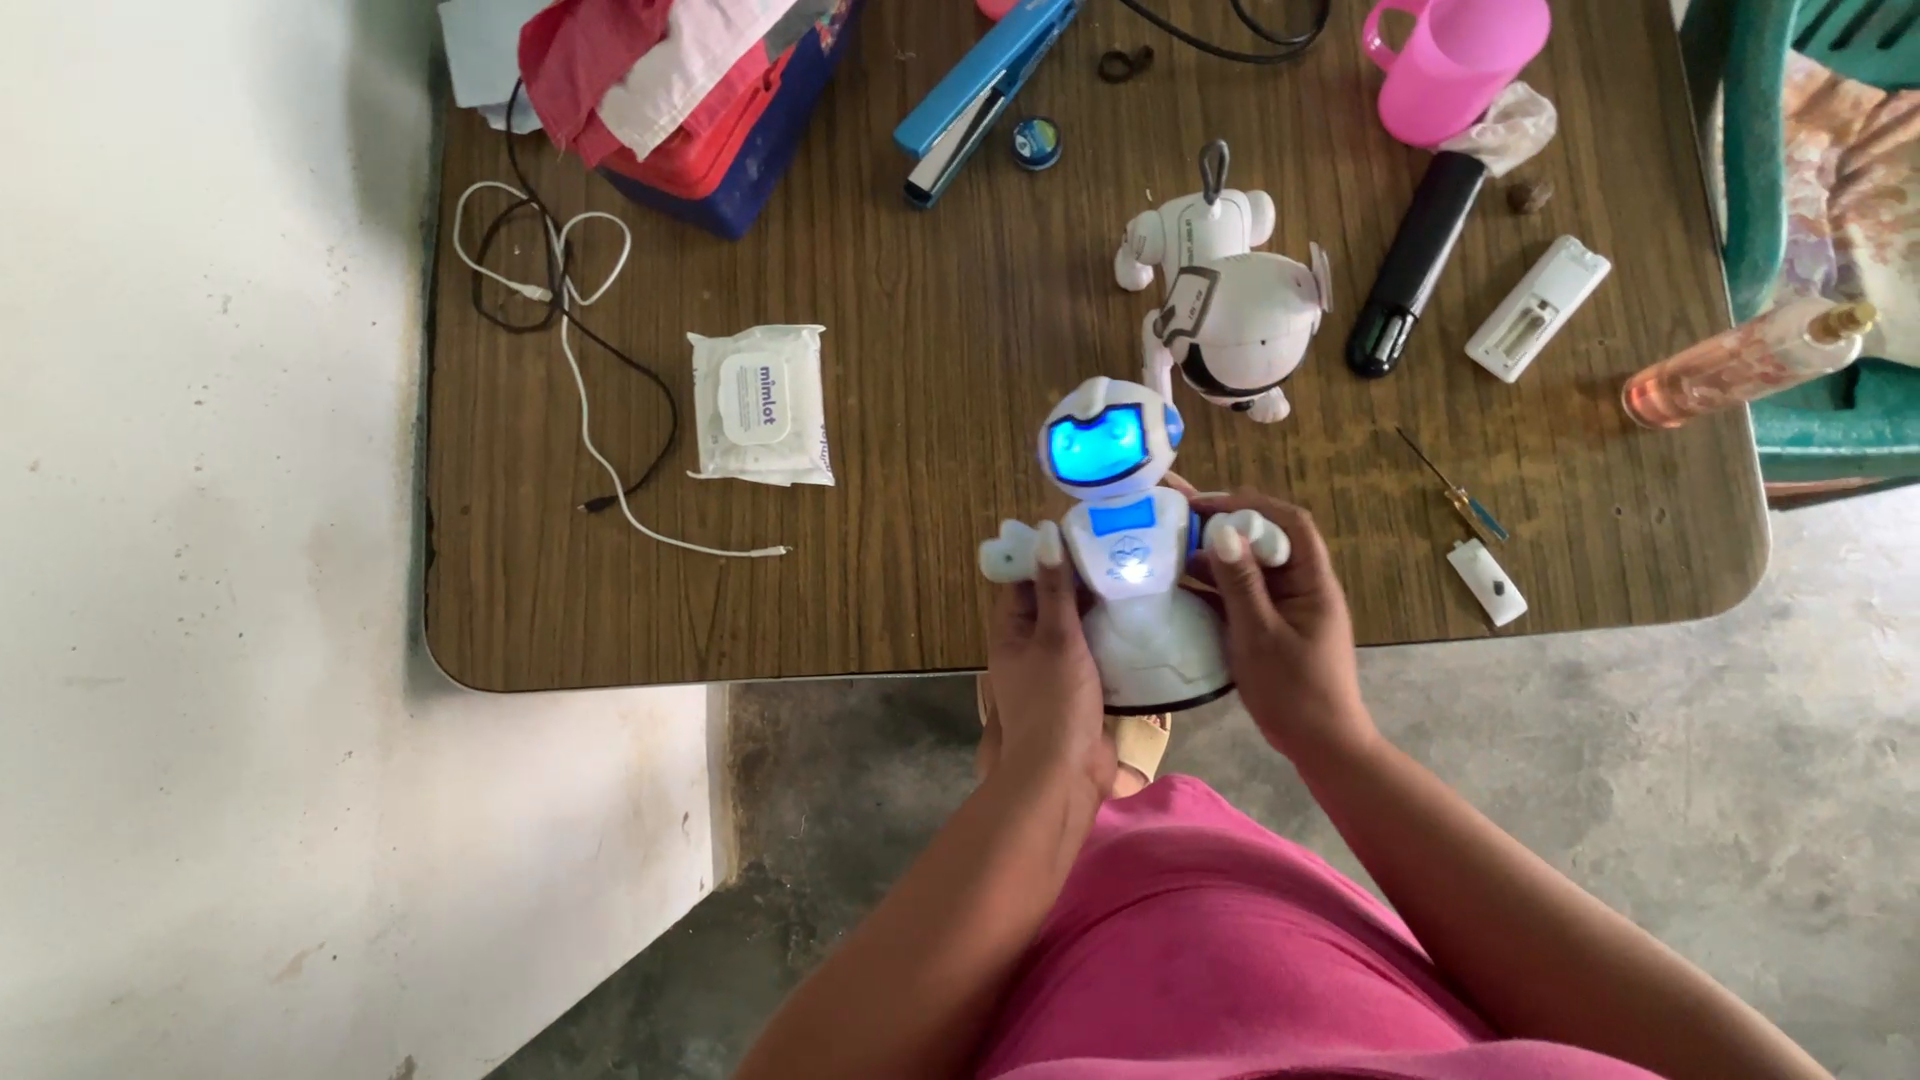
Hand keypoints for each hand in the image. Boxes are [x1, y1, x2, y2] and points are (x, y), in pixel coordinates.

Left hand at [985, 525, 1115, 798]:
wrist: (1064, 772)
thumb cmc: (1054, 701)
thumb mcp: (1055, 638)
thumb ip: (1054, 589)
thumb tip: (1045, 534)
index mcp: (1010, 631)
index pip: (1023, 579)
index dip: (1046, 552)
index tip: (1079, 527)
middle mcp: (1029, 645)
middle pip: (1052, 600)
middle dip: (1078, 576)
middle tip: (1116, 545)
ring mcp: (1056, 667)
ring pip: (1076, 624)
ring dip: (1099, 604)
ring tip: (1133, 571)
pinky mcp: (1083, 686)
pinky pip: (1095, 650)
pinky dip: (1111, 633)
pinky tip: (1140, 615)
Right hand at [1168, 479, 1377, 769]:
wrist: (1320, 744)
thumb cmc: (1294, 690)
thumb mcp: (1259, 634)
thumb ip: (1240, 582)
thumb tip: (1221, 530)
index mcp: (1313, 582)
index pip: (1289, 523)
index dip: (1249, 505)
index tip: (1203, 504)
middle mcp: (1302, 586)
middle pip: (1266, 541)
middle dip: (1225, 527)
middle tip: (1178, 522)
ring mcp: (1286, 607)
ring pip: (1251, 568)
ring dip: (1215, 557)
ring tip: (1171, 551)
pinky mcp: (1271, 625)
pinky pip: (1243, 594)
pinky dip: (1215, 587)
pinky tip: (1182, 586)